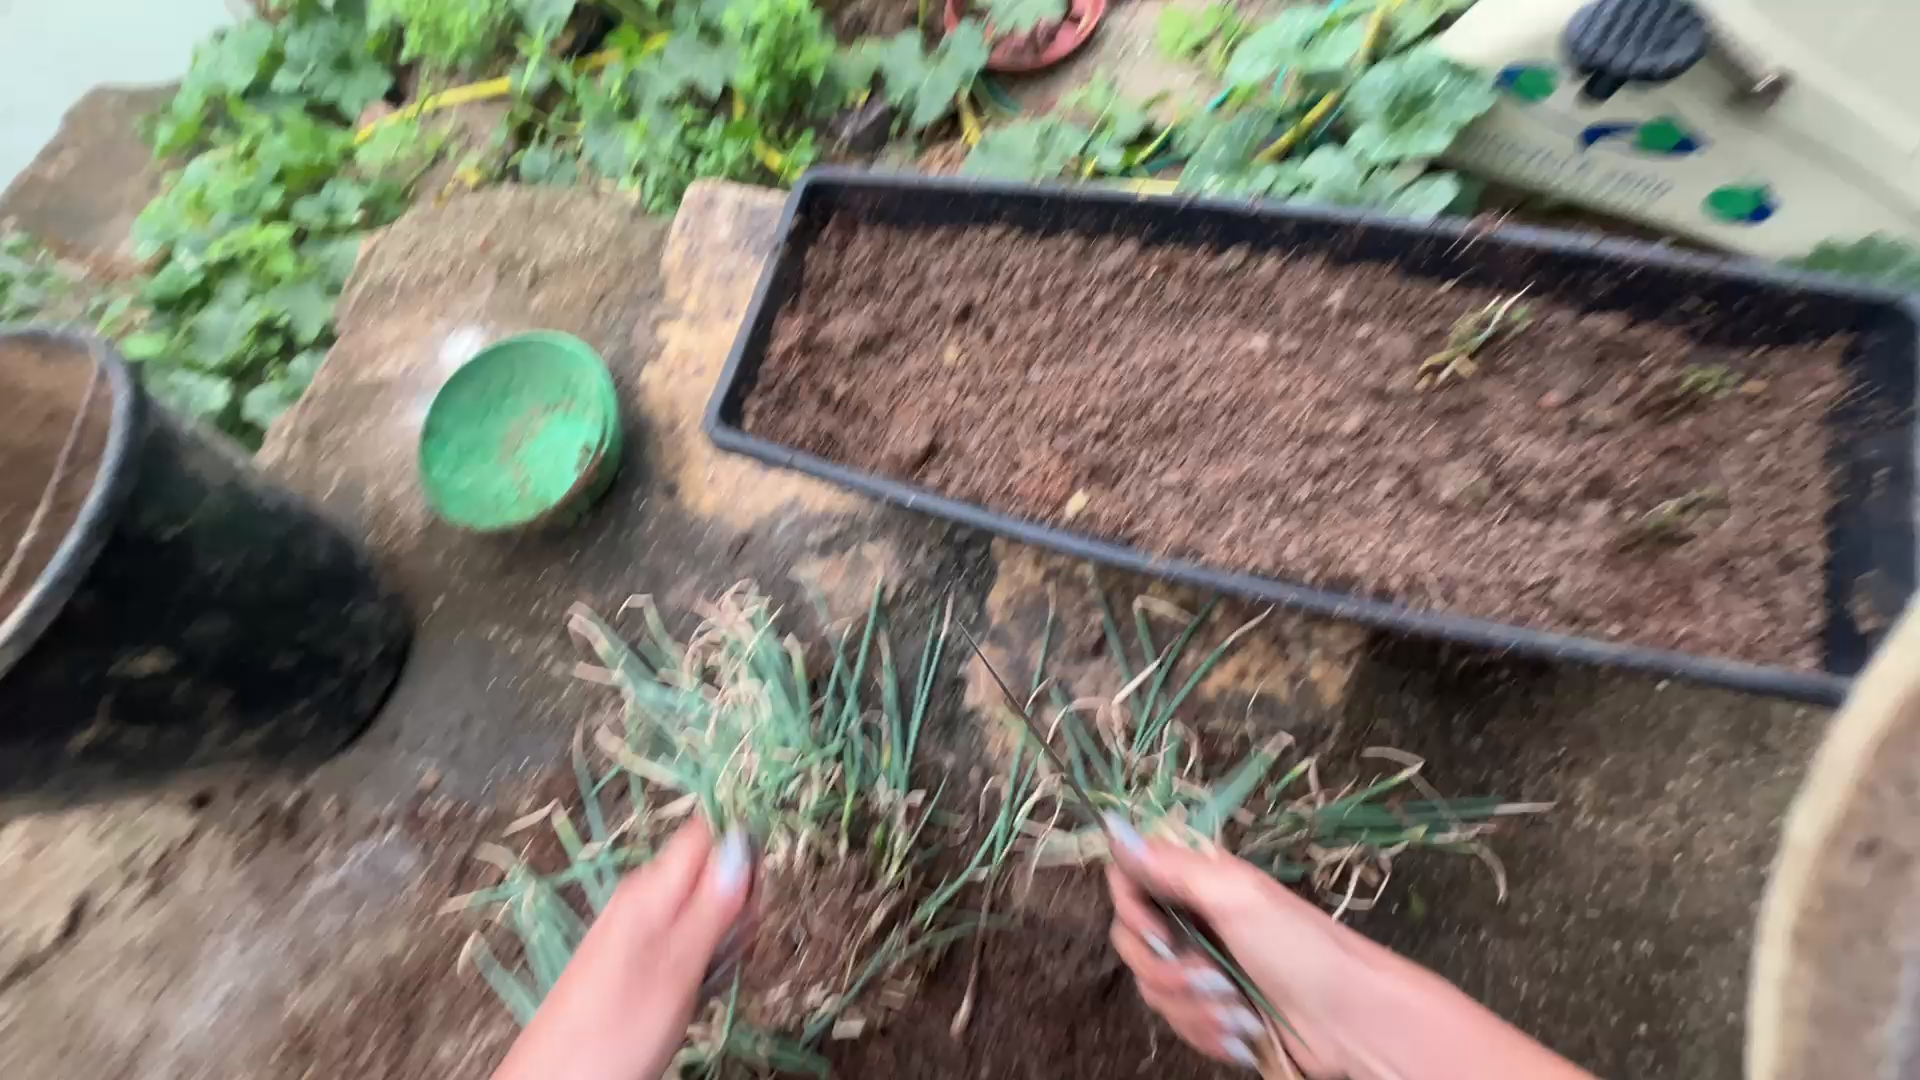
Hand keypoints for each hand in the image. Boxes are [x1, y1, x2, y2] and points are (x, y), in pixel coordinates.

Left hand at [492, 817, 753, 1079]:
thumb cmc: (614, 1032)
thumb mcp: (678, 967)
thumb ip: (714, 903)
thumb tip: (745, 840)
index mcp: (653, 888)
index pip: (708, 831)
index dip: (739, 851)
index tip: (752, 893)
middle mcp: (643, 897)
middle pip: (709, 869)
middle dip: (736, 901)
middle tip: (734, 946)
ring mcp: (636, 926)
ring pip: (701, 904)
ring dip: (721, 933)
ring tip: (712, 976)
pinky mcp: (633, 956)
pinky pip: (682, 934)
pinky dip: (700, 954)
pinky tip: (696, 987)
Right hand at [1103, 815, 1354, 1077]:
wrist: (1355, 1023)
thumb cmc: (1299, 946)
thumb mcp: (1235, 895)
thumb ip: (1170, 864)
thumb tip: (1113, 827)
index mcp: (1191, 878)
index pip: (1126, 878)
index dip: (1131, 908)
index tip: (1158, 929)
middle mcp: (1187, 917)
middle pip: (1130, 938)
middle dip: (1165, 969)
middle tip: (1210, 977)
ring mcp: (1196, 965)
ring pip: (1150, 985)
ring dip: (1192, 1007)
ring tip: (1237, 1011)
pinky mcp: (1208, 1010)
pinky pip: (1175, 1021)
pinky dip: (1206, 1032)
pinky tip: (1241, 1032)